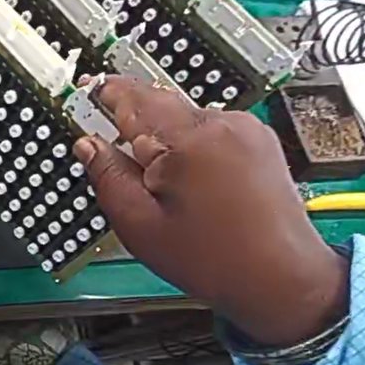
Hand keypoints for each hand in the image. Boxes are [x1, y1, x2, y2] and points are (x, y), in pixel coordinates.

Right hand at [75, 79, 347, 346]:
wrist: (277, 275)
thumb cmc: (211, 258)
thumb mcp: (139, 224)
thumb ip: (108, 177)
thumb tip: (87, 145)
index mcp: (189, 142)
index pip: (134, 101)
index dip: (106, 94)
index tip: (88, 88)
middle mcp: (222, 125)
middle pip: (160, 104)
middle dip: (130, 116)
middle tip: (104, 130)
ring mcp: (245, 130)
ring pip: (183, 118)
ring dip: (158, 135)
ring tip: (146, 173)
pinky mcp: (257, 142)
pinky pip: (207, 130)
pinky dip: (185, 144)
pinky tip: (177, 175)